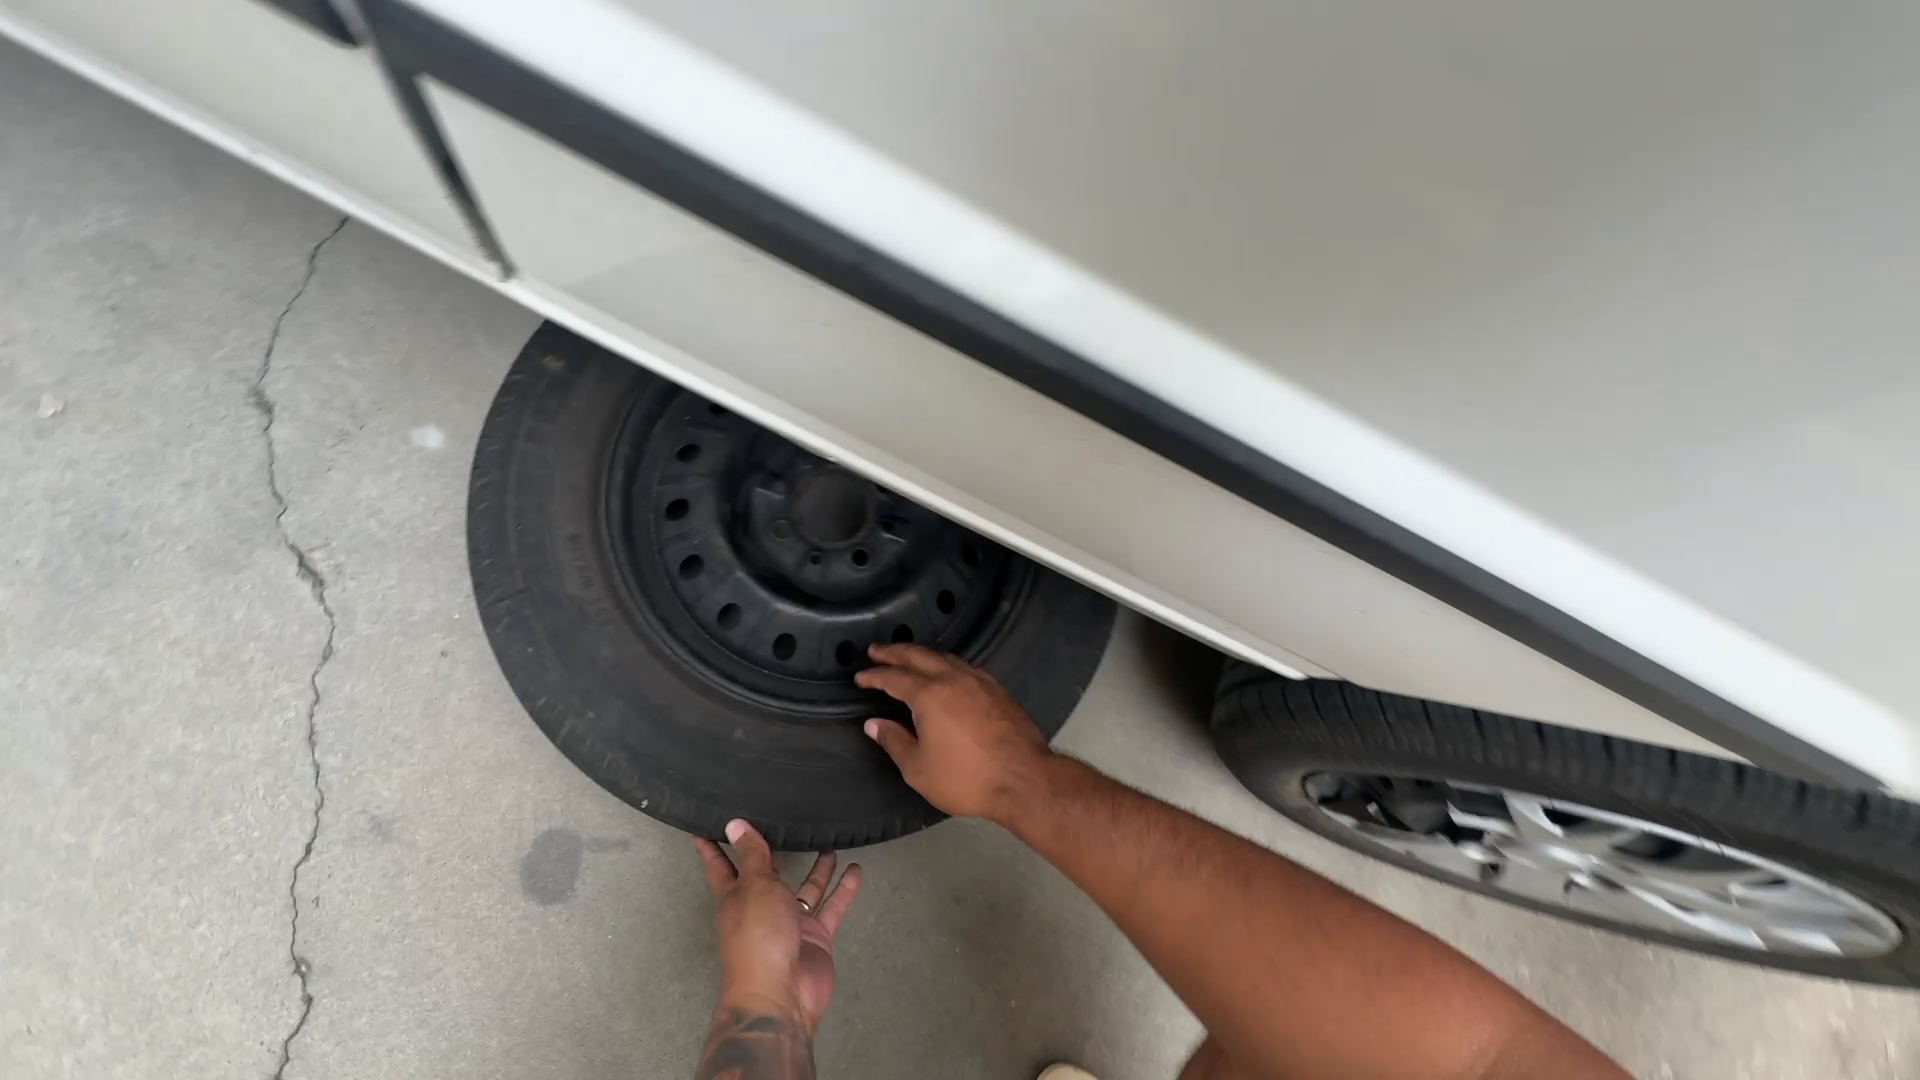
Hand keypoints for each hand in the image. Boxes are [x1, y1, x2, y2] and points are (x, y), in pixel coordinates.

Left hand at [692, 819, 861, 1034]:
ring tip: (829, 841)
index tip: (703, 827)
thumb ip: (752, 855)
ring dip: (818, 868)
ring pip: (806, 887)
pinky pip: (832, 906)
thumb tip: (734, 824)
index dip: (711, 847)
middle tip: (783, 822)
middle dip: (773, 853)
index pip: (720, 866)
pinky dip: (844, 889)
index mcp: (736, 897)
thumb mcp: (754, 887)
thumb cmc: (758, 936)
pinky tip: (855, 870)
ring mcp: (790, 923)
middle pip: (768, 874)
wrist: (781, 995)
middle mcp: (762, 907)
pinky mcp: (816, 936)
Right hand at [854, 643, 1056, 822]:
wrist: (1024, 779)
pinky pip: (965, 667)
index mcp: (929, 695)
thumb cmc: (965, 778)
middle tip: (876, 650)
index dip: (875, 675)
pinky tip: (947, 672)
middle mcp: (953, 679)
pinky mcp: (998, 690)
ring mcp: (979, 681)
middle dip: (895, 651)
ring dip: (923, 654)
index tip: (860, 676)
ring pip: (945, 657)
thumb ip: (894, 741)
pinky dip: (947, 664)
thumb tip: (873, 724)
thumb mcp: (919, 768)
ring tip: (909, 657)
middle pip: (919, 656)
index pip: (894, 678)